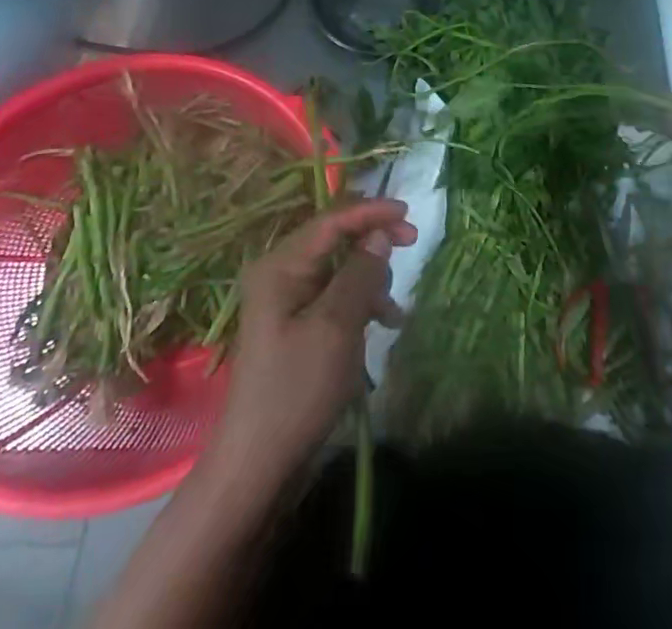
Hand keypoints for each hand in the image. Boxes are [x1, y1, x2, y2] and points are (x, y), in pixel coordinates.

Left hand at [206, 199, 415, 484]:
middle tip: (411, 247)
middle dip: (373, 244)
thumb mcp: (336, 326)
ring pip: (340, 270)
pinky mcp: (297, 325)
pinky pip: (336, 298)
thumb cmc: (297, 388)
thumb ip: (359, 274)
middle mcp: (280, 274)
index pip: (330, 221)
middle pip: (334, 241)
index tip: (410, 215)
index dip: (370, 212)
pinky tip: (383, 325)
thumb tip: (379, 234)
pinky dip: (361, 304)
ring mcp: (287, 301)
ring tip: (391, 313)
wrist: (261, 458)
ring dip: (370, 280)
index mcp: (280, 266)